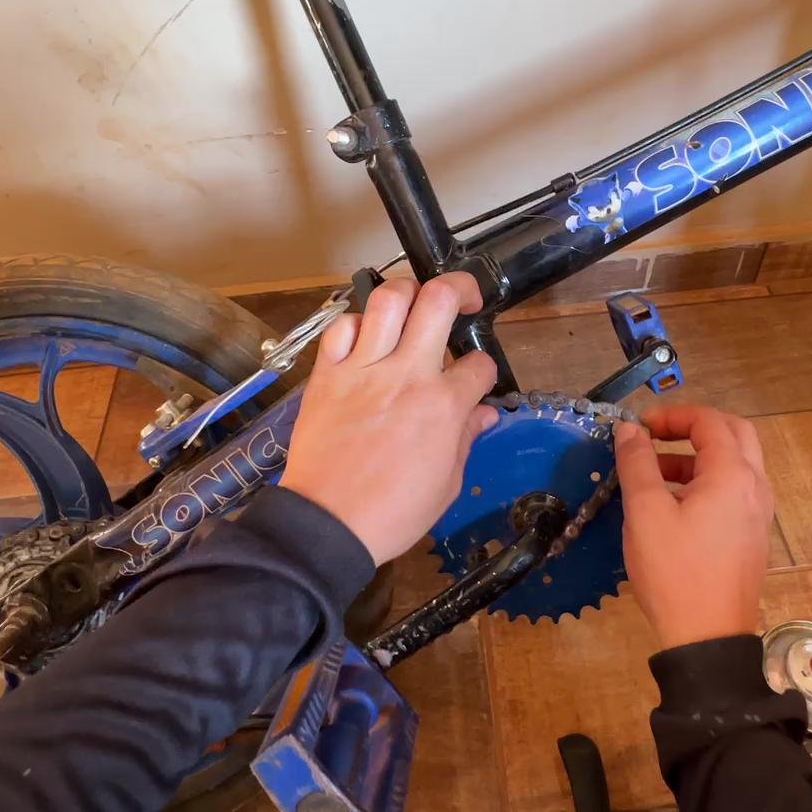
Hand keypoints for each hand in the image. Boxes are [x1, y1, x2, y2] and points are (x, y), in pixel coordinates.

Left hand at [280, 273, 498, 563]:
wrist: (327, 524)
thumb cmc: (393, 512)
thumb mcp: (447, 483)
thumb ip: (466, 438)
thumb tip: (483, 413)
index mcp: (443, 405)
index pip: (479, 364)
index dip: (484, 369)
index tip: (477, 379)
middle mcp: (406, 373)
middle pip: (438, 300)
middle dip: (461, 287)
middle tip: (466, 297)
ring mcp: (362, 369)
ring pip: (388, 299)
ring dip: (408, 290)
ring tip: (415, 303)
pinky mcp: (327, 374)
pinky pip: (340, 327)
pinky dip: (356, 323)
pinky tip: (366, 337)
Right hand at [613, 405, 773, 649]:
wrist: (707, 638)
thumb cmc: (674, 570)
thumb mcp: (645, 512)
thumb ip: (637, 463)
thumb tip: (630, 430)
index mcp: (733, 475)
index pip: (709, 422)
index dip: (672, 416)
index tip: (640, 427)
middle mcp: (754, 487)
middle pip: (733, 434)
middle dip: (693, 427)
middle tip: (657, 436)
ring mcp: (757, 513)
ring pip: (735, 463)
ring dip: (697, 456)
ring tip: (654, 473)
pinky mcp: (751, 534)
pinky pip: (734, 490)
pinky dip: (706, 481)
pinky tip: (673, 504)